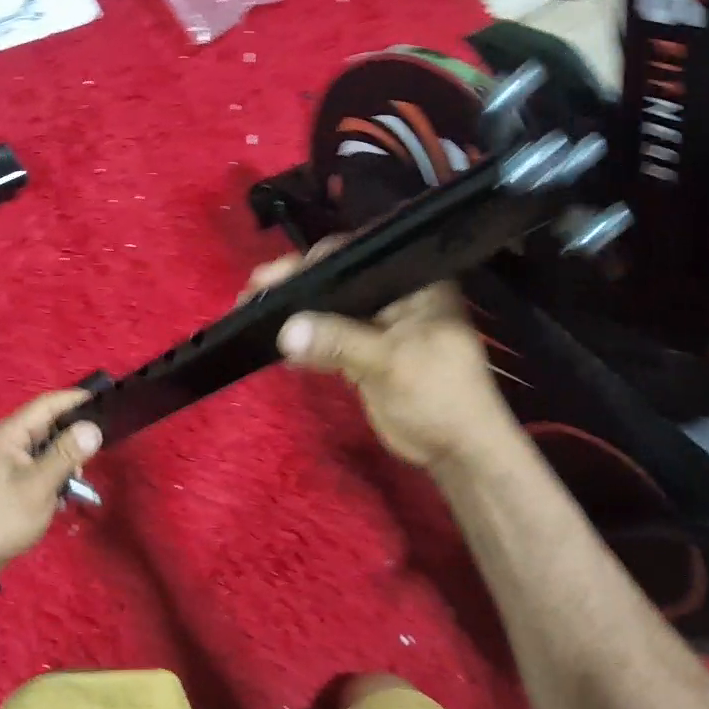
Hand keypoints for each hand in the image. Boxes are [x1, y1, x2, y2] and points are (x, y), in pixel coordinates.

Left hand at [0, 390, 102, 569]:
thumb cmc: (6, 518)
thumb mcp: (41, 485)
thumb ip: (67, 454)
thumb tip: (92, 427)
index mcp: (5, 434)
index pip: (45, 405)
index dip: (74, 400)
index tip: (104, 400)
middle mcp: (0, 440)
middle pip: (43, 425)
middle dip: (71, 435)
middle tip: (96, 448)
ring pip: (40, 446)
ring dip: (62, 458)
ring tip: (78, 477)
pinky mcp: (2, 477)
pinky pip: (33, 463)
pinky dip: (50, 471)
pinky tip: (62, 489)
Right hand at [240, 245, 520, 470]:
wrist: (458, 451)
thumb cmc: (441, 396)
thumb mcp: (391, 363)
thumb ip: (339, 342)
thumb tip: (286, 331)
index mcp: (415, 284)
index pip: (359, 256)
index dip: (316, 260)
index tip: (276, 274)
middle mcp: (396, 297)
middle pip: (338, 280)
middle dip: (296, 284)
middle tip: (253, 290)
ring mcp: (379, 325)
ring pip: (330, 308)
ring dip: (294, 311)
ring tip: (249, 308)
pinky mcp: (365, 353)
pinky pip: (328, 337)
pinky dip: (303, 339)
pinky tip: (274, 343)